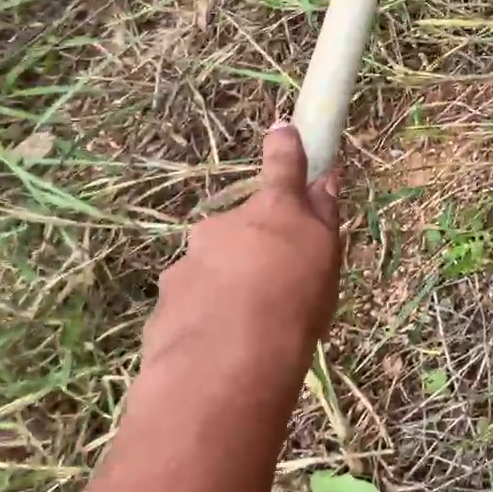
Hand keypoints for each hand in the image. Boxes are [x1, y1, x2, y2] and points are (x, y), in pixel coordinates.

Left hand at [142, 123, 340, 385]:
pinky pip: (195, 298)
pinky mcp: (163, 302)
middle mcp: (223, 226)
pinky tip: (229, 337)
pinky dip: (212, 309)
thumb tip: (325, 182)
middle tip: (283, 275)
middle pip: (245, 225)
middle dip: (259, 242)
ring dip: (234, 280)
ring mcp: (187, 264)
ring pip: (217, 264)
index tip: (282, 127)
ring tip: (257, 318)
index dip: (286, 146)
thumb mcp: (329, 256)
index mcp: (273, 210)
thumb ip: (324, 217)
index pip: (283, 167)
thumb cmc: (296, 300)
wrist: (225, 364)